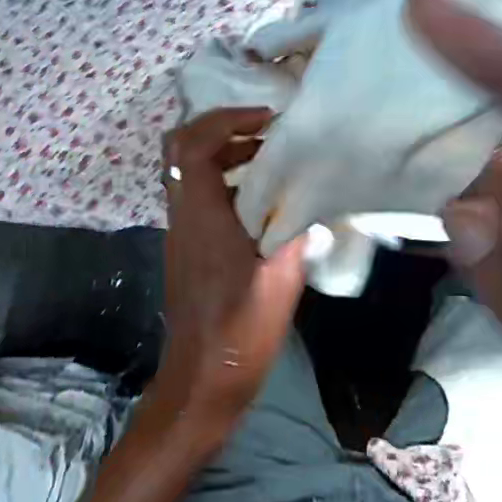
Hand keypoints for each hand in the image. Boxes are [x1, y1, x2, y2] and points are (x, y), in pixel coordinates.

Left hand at [150, 108, 306, 446]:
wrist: (201, 380)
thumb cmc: (238, 336)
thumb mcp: (277, 288)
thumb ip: (296, 241)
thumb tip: (319, 207)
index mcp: (201, 218)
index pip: (193, 147)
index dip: (225, 121)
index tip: (266, 120)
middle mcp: (183, 217)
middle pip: (182, 151)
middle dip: (221, 129)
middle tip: (266, 132)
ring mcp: (181, 233)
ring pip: (190, 173)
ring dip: (224, 155)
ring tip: (270, 158)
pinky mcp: (188, 248)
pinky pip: (199, 197)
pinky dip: (225, 183)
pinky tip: (262, 201)